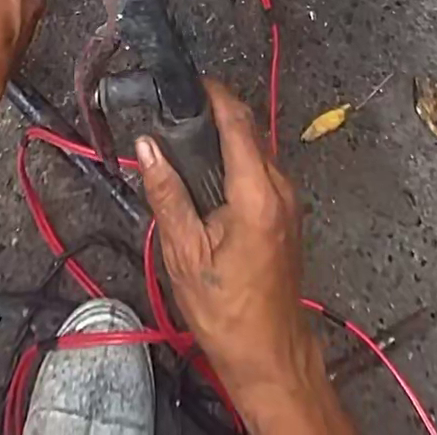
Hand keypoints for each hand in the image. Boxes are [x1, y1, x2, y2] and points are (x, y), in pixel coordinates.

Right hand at [136, 81, 350, 431]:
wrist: (271, 355)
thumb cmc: (228, 312)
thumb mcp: (185, 254)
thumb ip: (167, 193)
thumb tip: (147, 148)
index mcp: (256, 195)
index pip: (237, 123)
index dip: (214, 94)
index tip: (189, 82)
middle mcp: (280, 189)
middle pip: (249, 128)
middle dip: (217, 109)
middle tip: (178, 109)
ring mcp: (289, 199)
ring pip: (257, 145)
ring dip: (226, 132)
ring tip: (187, 136)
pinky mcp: (287, 210)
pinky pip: (261, 166)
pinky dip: (236, 155)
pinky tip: (209, 170)